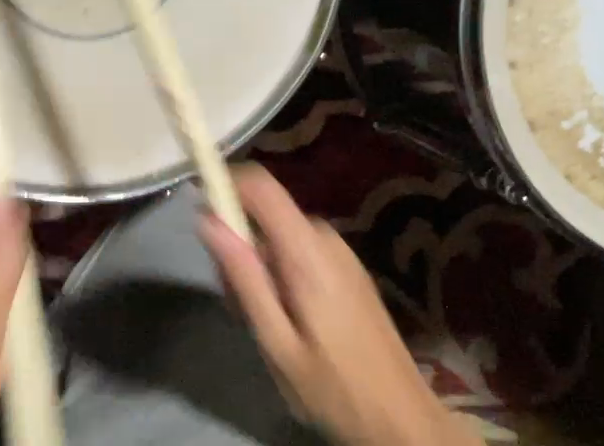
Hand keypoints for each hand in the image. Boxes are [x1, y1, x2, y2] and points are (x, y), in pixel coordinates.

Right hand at [199, 164, 479, 445]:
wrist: (404, 422)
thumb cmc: (335, 388)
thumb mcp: (277, 342)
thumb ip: (243, 277)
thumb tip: (207, 219)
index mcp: (307, 250)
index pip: (260, 184)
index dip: (225, 181)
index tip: (199, 207)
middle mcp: (325, 238)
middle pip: (264, 213)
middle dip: (238, 245)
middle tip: (236, 303)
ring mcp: (340, 252)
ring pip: (278, 234)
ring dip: (258, 265)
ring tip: (263, 323)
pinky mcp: (346, 267)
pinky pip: (298, 249)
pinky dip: (280, 272)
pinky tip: (287, 320)